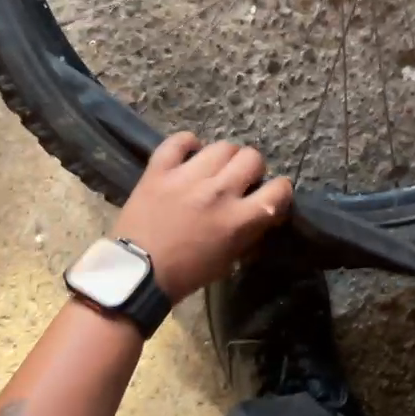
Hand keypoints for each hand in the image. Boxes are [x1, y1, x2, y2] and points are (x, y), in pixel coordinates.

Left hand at [111, 133, 292, 301]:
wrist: (135, 274)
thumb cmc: (185, 273)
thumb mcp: (228, 259)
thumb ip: (250, 232)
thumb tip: (265, 213)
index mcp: (238, 219)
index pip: (279, 188)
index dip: (279, 190)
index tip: (269, 195)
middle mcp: (218, 192)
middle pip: (252, 157)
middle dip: (251, 169)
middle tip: (238, 181)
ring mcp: (187, 177)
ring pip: (222, 146)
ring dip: (223, 158)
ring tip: (213, 169)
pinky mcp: (159, 170)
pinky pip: (180, 141)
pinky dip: (187, 144)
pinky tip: (188, 155)